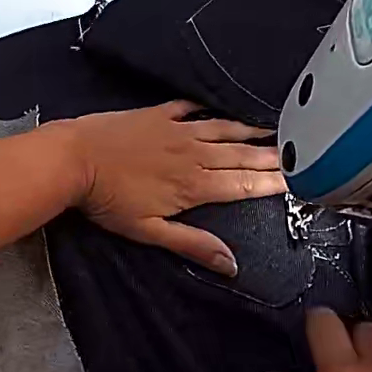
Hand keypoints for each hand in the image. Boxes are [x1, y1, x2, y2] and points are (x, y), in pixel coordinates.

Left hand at [60, 101, 284, 275]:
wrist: (76, 158)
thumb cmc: (109, 200)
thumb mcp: (150, 231)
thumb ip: (193, 244)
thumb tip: (231, 264)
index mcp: (195, 185)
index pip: (242, 184)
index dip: (271, 183)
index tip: (296, 180)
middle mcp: (194, 154)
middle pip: (239, 155)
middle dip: (270, 156)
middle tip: (296, 154)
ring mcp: (177, 130)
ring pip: (222, 130)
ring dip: (248, 130)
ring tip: (271, 128)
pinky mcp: (159, 114)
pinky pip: (190, 109)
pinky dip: (206, 109)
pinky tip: (217, 108)